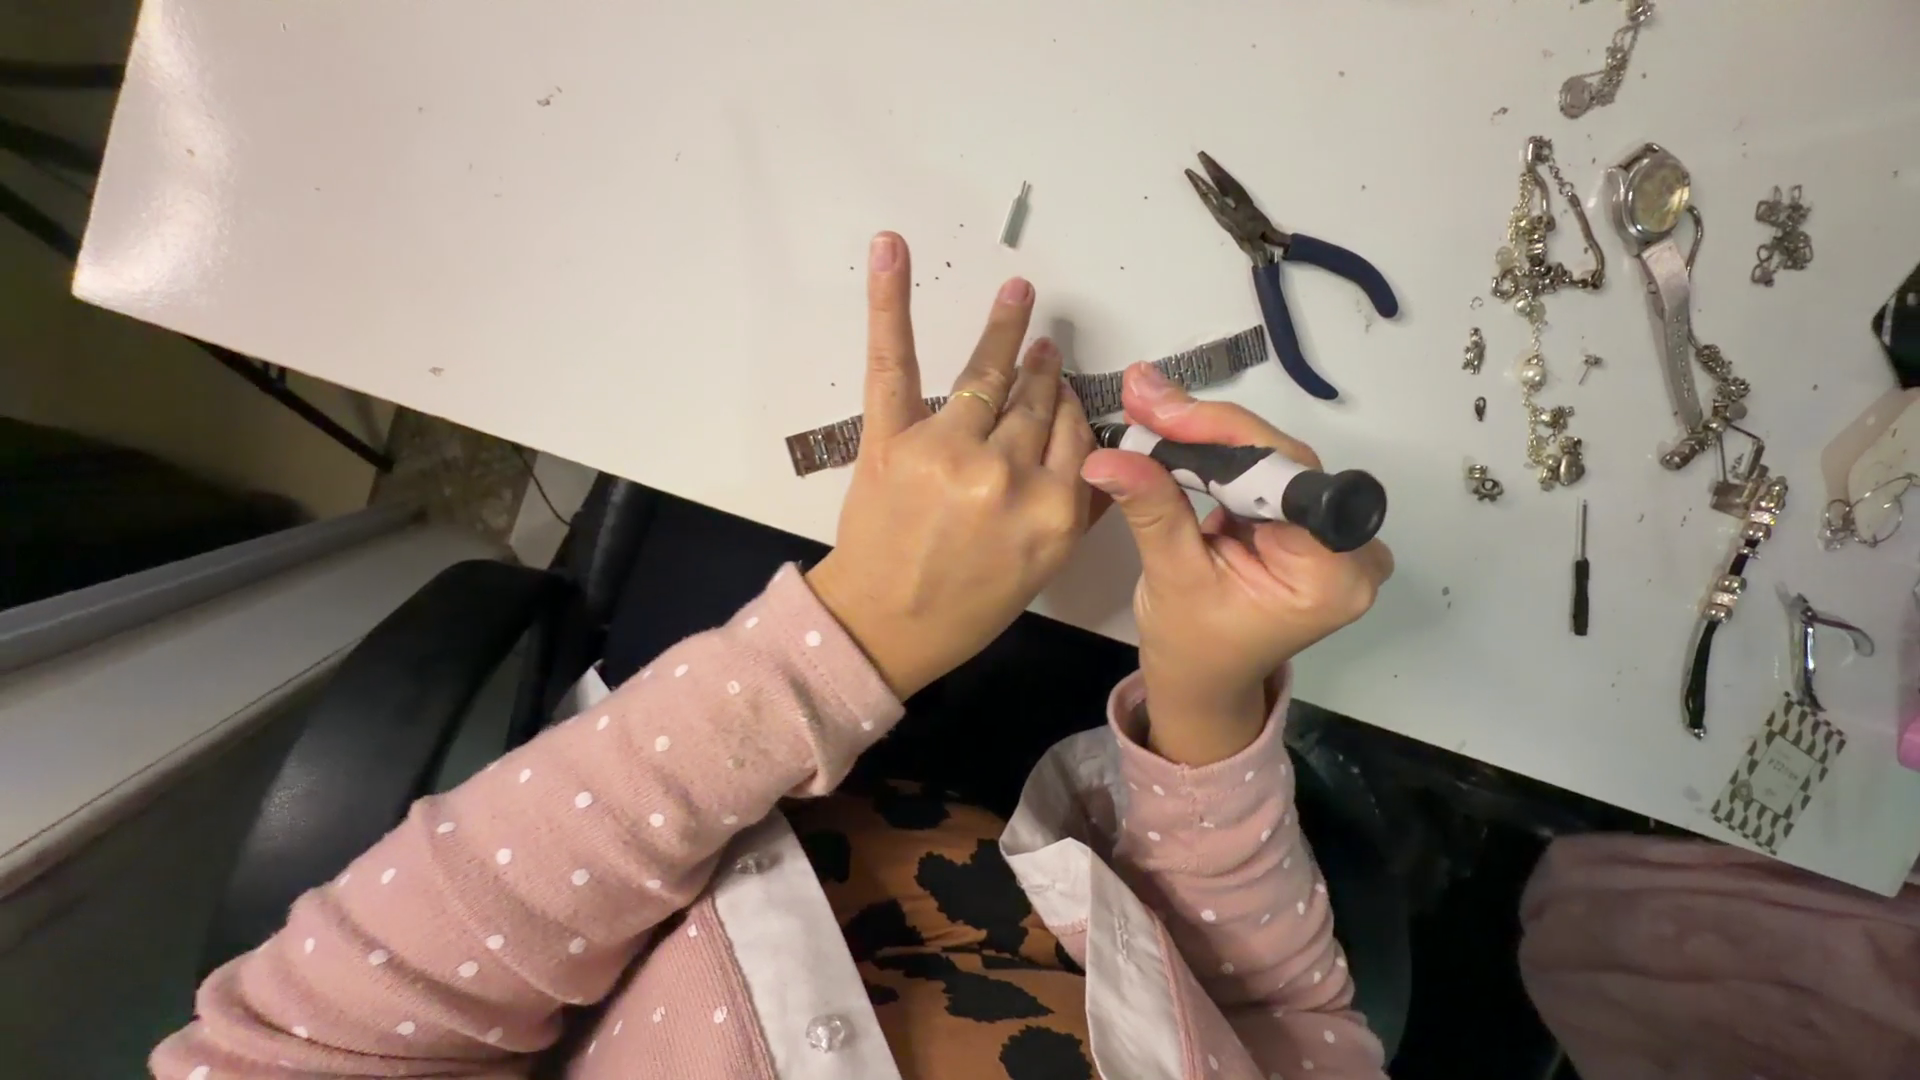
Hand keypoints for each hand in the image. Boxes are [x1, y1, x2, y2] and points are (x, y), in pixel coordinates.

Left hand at [807, 233, 1095, 698]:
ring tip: (1018, 296)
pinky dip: (889, 301)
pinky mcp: (892, 439)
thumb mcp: (1044, 565)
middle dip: (1042, 373)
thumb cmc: (969, 606)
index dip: (1070, 408)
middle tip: (1045, 346)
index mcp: (1055, 510)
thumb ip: (1078, 507)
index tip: (1065, 390)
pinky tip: (891, 248)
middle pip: (1036, 404)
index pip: (1077, 433)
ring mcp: (949, 450)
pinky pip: (895, 363)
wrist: (886, 627)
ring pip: (987, 378)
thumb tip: (1095, 452)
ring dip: (1006, 333)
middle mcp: (1009, 473)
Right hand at [1081, 364, 1393, 764]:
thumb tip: (1105, 456)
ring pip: (1267, 460)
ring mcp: (1332, 535)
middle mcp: (1350, 549)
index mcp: (1329, 574)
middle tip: (1142, 398)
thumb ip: (1152, 509)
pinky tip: (1171, 433)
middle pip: (1278, 461)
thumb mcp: (1170, 579)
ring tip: (1147, 410)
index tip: (1157, 406)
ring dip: (1204, 437)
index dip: (1219, 434)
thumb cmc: (1191, 647)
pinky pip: (1262, 474)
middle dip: (1204, 431)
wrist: (1203, 681)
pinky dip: (1213, 456)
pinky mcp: (1305, 525)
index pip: (1282, 476)